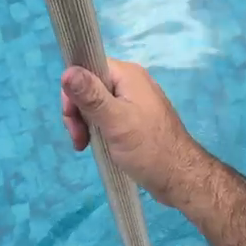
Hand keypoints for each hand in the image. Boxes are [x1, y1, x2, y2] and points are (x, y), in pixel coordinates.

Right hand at [60, 59, 216, 209]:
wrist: (180, 177)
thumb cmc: (148, 148)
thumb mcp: (114, 121)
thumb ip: (90, 96)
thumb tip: (66, 71)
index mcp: (127, 74)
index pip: (87, 67)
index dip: (73, 90)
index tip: (71, 117)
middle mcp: (130, 81)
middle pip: (89, 86)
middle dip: (78, 111)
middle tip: (79, 139)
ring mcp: (133, 99)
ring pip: (95, 102)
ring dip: (85, 122)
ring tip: (84, 145)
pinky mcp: (134, 117)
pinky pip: (107, 114)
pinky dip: (96, 128)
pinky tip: (93, 144)